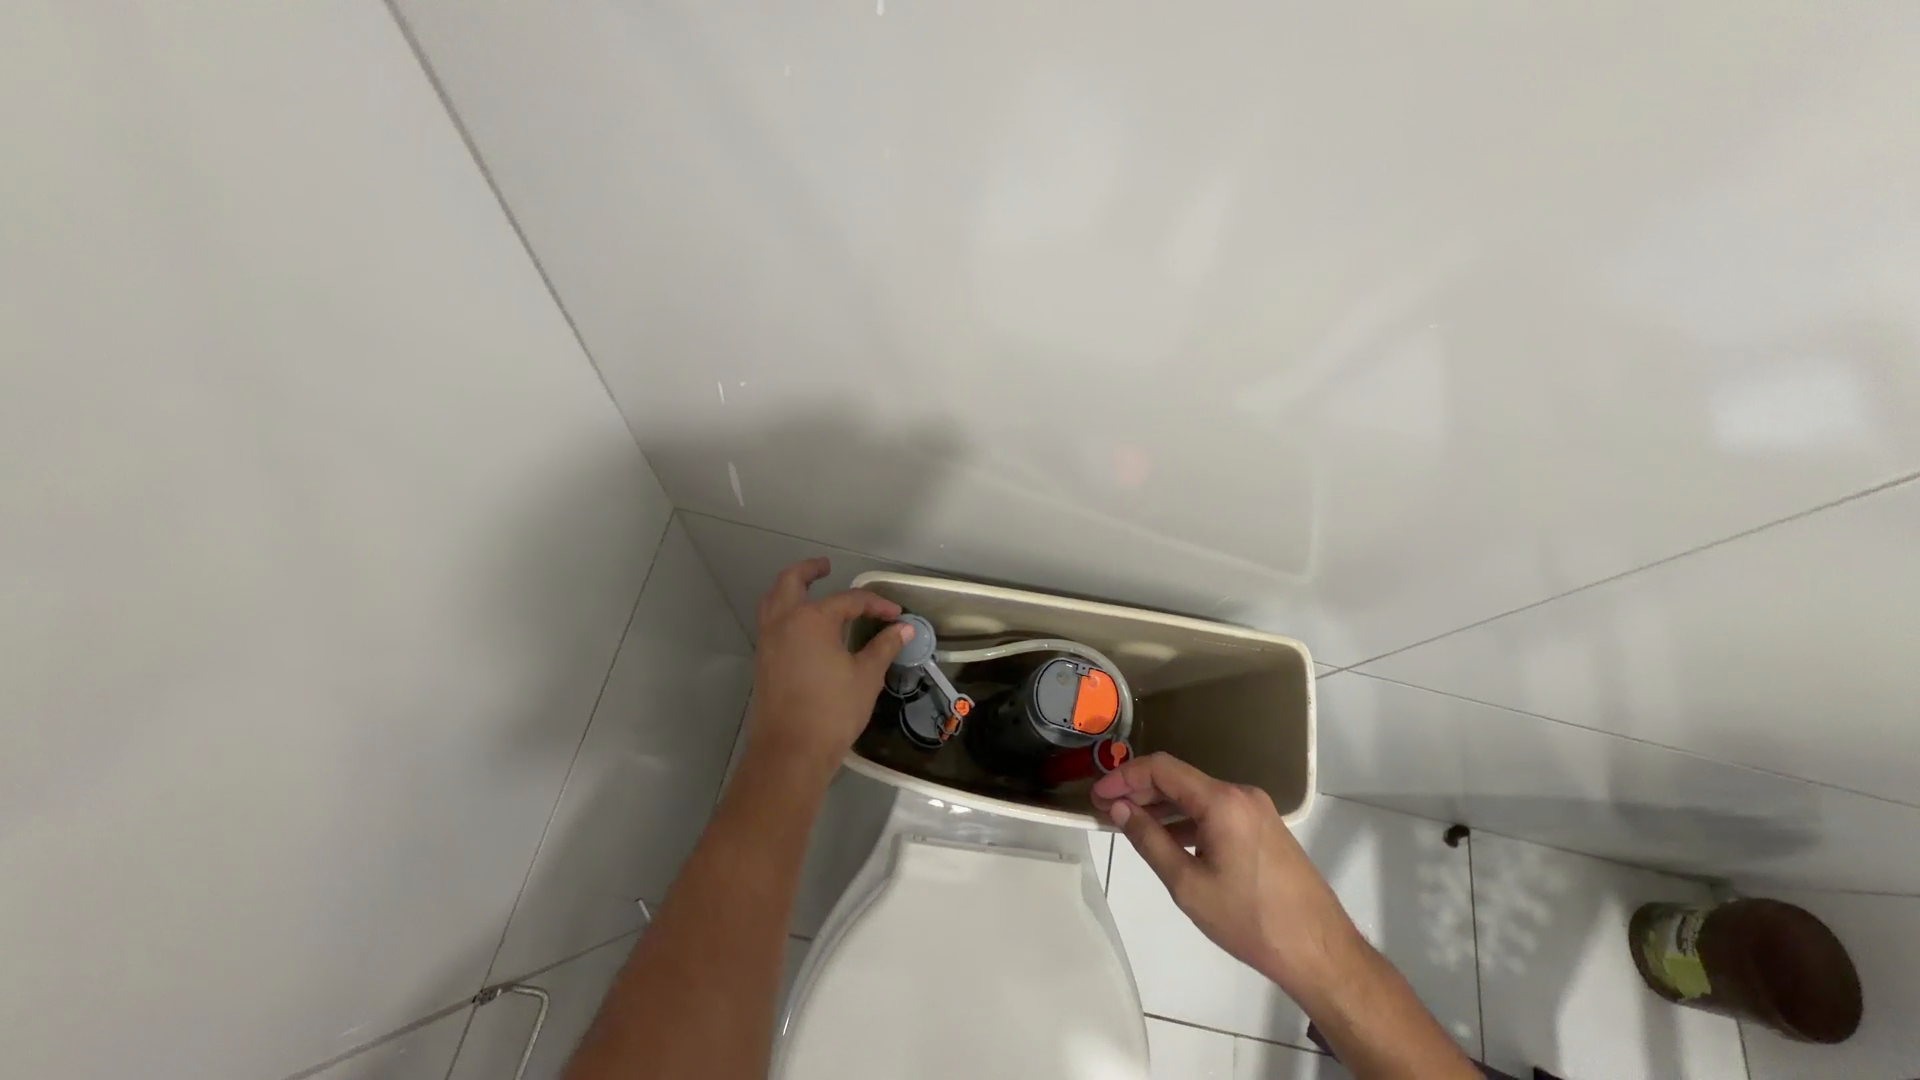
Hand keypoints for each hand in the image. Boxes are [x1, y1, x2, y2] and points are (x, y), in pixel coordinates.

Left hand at [744, 558, 914, 781]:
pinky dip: (784, 612)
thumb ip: (884, 646)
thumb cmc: (833, 710)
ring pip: (773, 601)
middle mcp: (784, 622)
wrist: (791, 751)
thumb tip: (904, 628)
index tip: (896, 616)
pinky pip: (770, 622)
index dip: (876, 605)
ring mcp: (768, 641)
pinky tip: (803, 626)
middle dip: (808, 570)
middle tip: (825, 566)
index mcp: (811, 619)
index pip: (849, 601)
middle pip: (791, 582)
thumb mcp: (866, 676)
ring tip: (808, 589)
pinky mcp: (763, 661)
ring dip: (789, 589)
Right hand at [1092, 753, 1363, 997]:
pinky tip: (1166, 839)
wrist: (1319, 952)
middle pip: (1179, 779)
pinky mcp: (1263, 828)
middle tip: (1106, 810)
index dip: (1124, 777)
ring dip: (1161, 806)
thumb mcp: (1187, 884)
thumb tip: (1118, 808)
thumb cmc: (1249, 920)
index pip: (1161, 769)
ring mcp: (1256, 810)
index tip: (1097, 796)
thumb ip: (1148, 839)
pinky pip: (1215, 811)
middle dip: (1139, 790)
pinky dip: (1186, 819)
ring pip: (1196, 796)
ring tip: (1128, 824)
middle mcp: (1240, 794)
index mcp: (1222, 801)